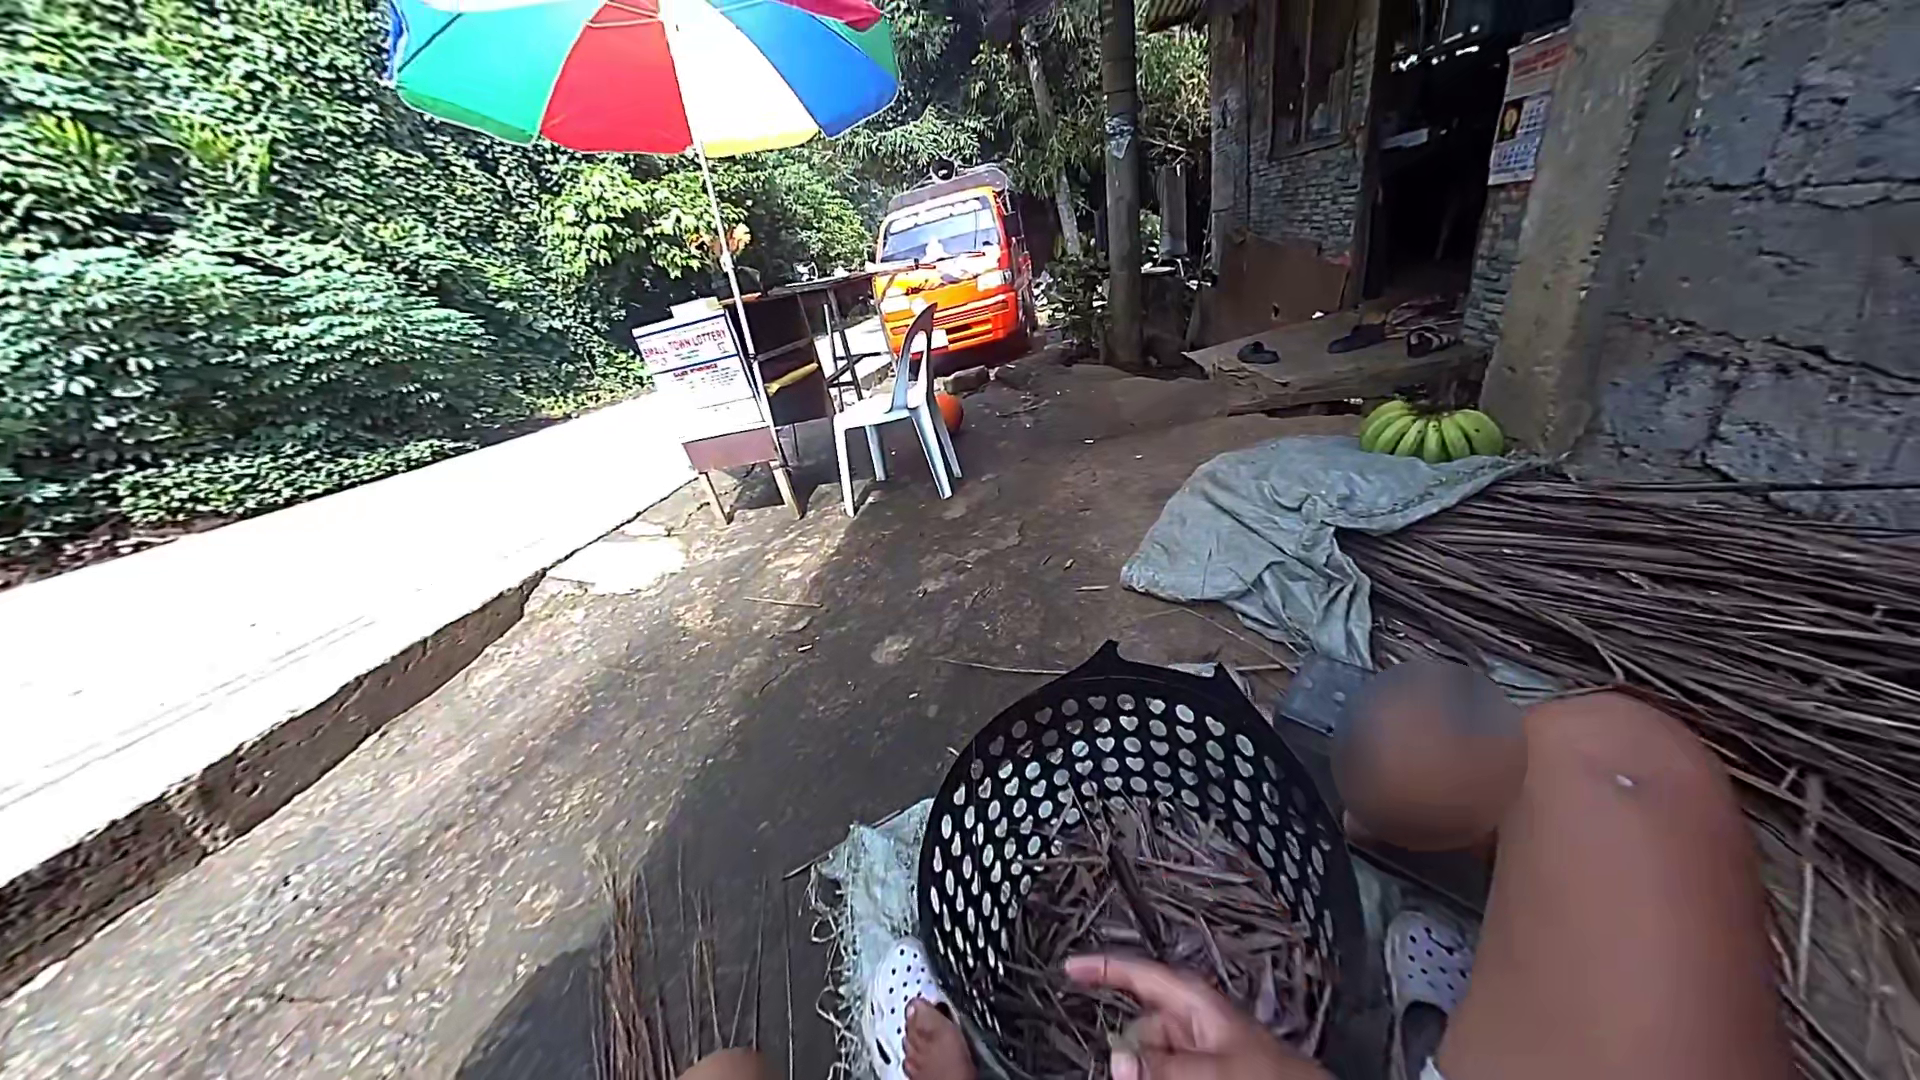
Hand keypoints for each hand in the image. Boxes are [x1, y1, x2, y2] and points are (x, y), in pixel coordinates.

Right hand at [1064, 955, 1331, 1079]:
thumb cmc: (1271, 1076)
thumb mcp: (1212, 1068)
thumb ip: (1162, 1064)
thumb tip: (1117, 1059)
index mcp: (1189, 998)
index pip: (1134, 971)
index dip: (1098, 966)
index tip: (1067, 967)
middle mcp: (1190, 1017)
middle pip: (1140, 1025)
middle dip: (1129, 1048)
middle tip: (1125, 1072)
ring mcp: (1199, 1046)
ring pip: (1153, 1054)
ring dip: (1146, 1068)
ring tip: (1148, 1075)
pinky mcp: (1206, 1069)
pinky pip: (1168, 1069)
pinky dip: (1160, 1073)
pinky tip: (1159, 1077)